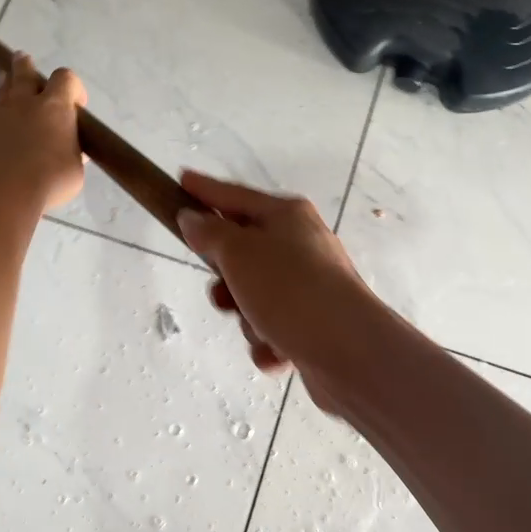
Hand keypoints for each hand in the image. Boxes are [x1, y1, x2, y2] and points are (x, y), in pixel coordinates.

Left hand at [0, 54, 86, 213]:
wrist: (1, 194)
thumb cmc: (49, 180)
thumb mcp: (75, 170)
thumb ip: (73, 154)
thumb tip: (72, 150)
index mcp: (55, 108)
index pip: (66, 79)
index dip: (73, 87)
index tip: (77, 104)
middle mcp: (25, 104)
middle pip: (25, 74)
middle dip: (26, 66)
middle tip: (23, 59)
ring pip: (1, 89)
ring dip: (4, 81)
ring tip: (3, 75)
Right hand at [176, 171, 395, 405]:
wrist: (349, 350)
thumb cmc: (289, 289)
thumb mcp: (238, 253)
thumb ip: (210, 233)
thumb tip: (194, 218)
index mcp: (288, 216)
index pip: (235, 196)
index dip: (206, 190)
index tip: (181, 180)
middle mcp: (303, 245)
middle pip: (244, 253)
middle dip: (226, 278)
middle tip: (220, 290)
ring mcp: (311, 287)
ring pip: (255, 296)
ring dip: (247, 317)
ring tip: (258, 326)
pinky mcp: (314, 325)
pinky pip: (273, 329)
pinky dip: (268, 342)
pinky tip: (276, 350)